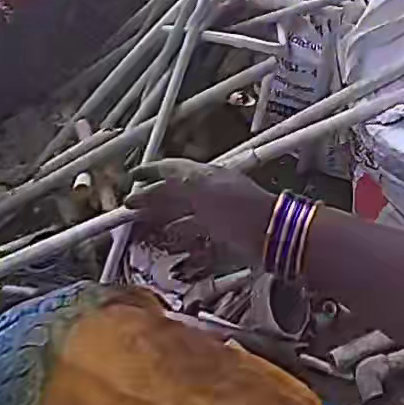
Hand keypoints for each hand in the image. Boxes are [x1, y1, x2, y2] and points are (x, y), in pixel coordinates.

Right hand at [127, 159, 273, 261]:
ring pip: (182, 209)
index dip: (150, 171)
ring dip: (162, 213)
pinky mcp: (222, 232)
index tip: (132, 175)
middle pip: (174, 190)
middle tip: (130, 204)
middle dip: (151, 195)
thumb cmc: (238, 209)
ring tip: (143, 220)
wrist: (273, 234)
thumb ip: (178, 182)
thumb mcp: (204, 190)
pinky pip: (194, 228)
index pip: (171, 168)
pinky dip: (179, 230)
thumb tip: (157, 176)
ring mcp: (216, 211)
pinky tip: (171, 236)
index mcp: (204, 175)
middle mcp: (208, 190)